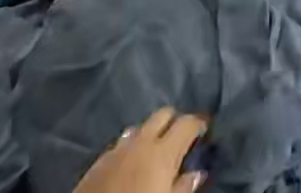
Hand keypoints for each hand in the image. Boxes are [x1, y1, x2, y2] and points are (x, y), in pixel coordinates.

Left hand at [72, 108, 208, 192]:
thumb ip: (183, 187)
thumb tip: (197, 173)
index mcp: (163, 151)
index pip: (188, 122)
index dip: (199, 123)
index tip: (204, 131)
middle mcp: (141, 142)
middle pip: (163, 114)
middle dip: (174, 120)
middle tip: (179, 138)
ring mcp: (116, 150)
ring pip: (139, 127)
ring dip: (150, 133)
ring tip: (153, 150)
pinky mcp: (96, 163)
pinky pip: (119, 144)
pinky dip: (129, 147)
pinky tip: (128, 164)